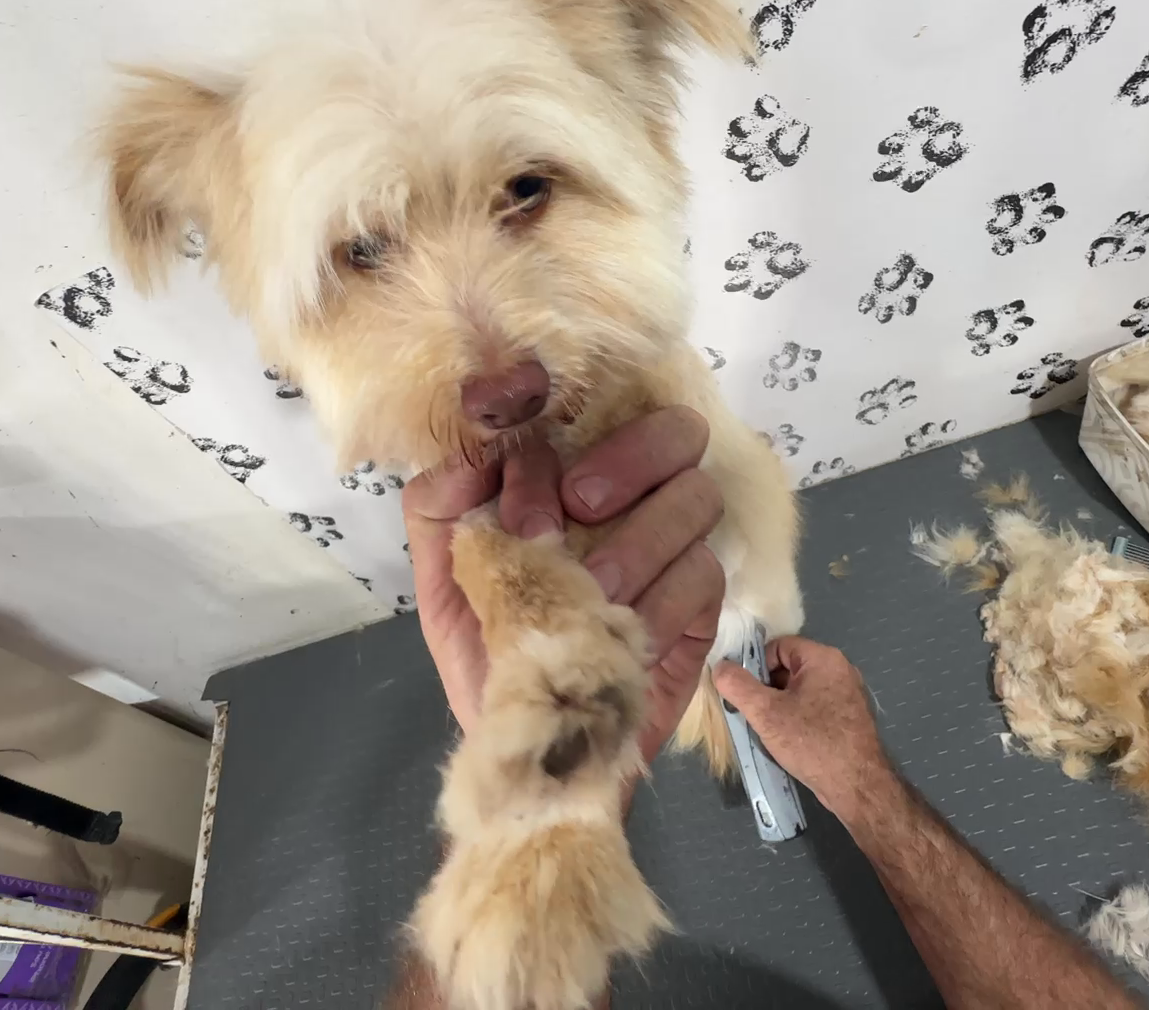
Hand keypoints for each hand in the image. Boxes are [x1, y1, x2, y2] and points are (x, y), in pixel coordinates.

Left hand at [402, 407, 726, 762]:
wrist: (534, 740)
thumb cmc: (489, 648)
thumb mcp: (444, 573)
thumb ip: (442, 503)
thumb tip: (479, 444)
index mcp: (574, 479)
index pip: (605, 409)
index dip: (572, 432)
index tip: (519, 485)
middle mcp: (635, 500)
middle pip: (678, 432)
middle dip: (631, 458)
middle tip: (580, 506)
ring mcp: (675, 549)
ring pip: (698, 498)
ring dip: (639, 541)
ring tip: (592, 590)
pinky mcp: (702, 604)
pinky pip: (705, 573)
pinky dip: (661, 602)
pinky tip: (624, 634)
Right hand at [711, 637, 891, 817]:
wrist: (858, 788)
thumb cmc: (812, 742)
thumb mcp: (766, 712)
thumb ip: (737, 685)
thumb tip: (720, 667)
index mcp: (823, 658)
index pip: (777, 647)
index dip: (756, 667)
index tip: (746, 693)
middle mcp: (840, 669)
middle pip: (788, 667)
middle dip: (767, 688)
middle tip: (755, 713)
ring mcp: (848, 694)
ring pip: (800, 689)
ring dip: (781, 705)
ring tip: (770, 729)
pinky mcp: (850, 717)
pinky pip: (814, 706)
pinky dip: (798, 717)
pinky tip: (790, 740)